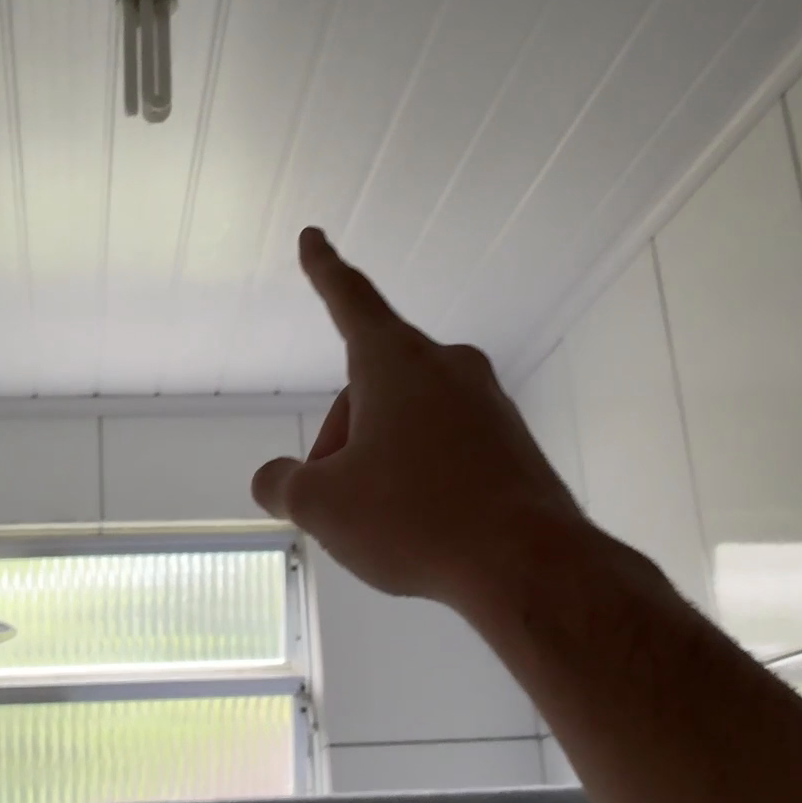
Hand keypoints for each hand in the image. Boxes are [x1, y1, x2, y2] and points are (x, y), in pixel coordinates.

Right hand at [251, 228, 589, 613]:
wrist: (528, 565)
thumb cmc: (413, 518)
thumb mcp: (323, 506)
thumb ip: (282, 484)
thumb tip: (273, 479)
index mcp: (395, 361)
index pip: (349, 298)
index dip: (322, 269)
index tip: (312, 237)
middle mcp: (446, 366)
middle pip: (370, 386)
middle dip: (342, 436)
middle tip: (337, 500)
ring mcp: (488, 402)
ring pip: (409, 417)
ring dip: (380, 456)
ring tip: (383, 520)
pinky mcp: (513, 441)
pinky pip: (447, 443)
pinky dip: (422, 472)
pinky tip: (425, 522)